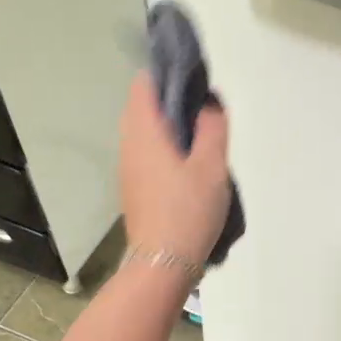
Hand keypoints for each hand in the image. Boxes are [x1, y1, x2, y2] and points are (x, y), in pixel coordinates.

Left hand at [118, 72, 231, 266]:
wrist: (163, 263)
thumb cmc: (188, 211)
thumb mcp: (211, 167)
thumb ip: (212, 128)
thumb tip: (209, 103)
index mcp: (144, 130)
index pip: (145, 83)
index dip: (169, 76)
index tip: (196, 87)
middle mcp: (128, 144)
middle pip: (145, 108)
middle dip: (173, 106)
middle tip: (206, 121)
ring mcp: (128, 170)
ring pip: (147, 136)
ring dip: (171, 134)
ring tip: (203, 151)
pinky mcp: (134, 191)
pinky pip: (148, 159)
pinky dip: (166, 156)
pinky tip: (190, 177)